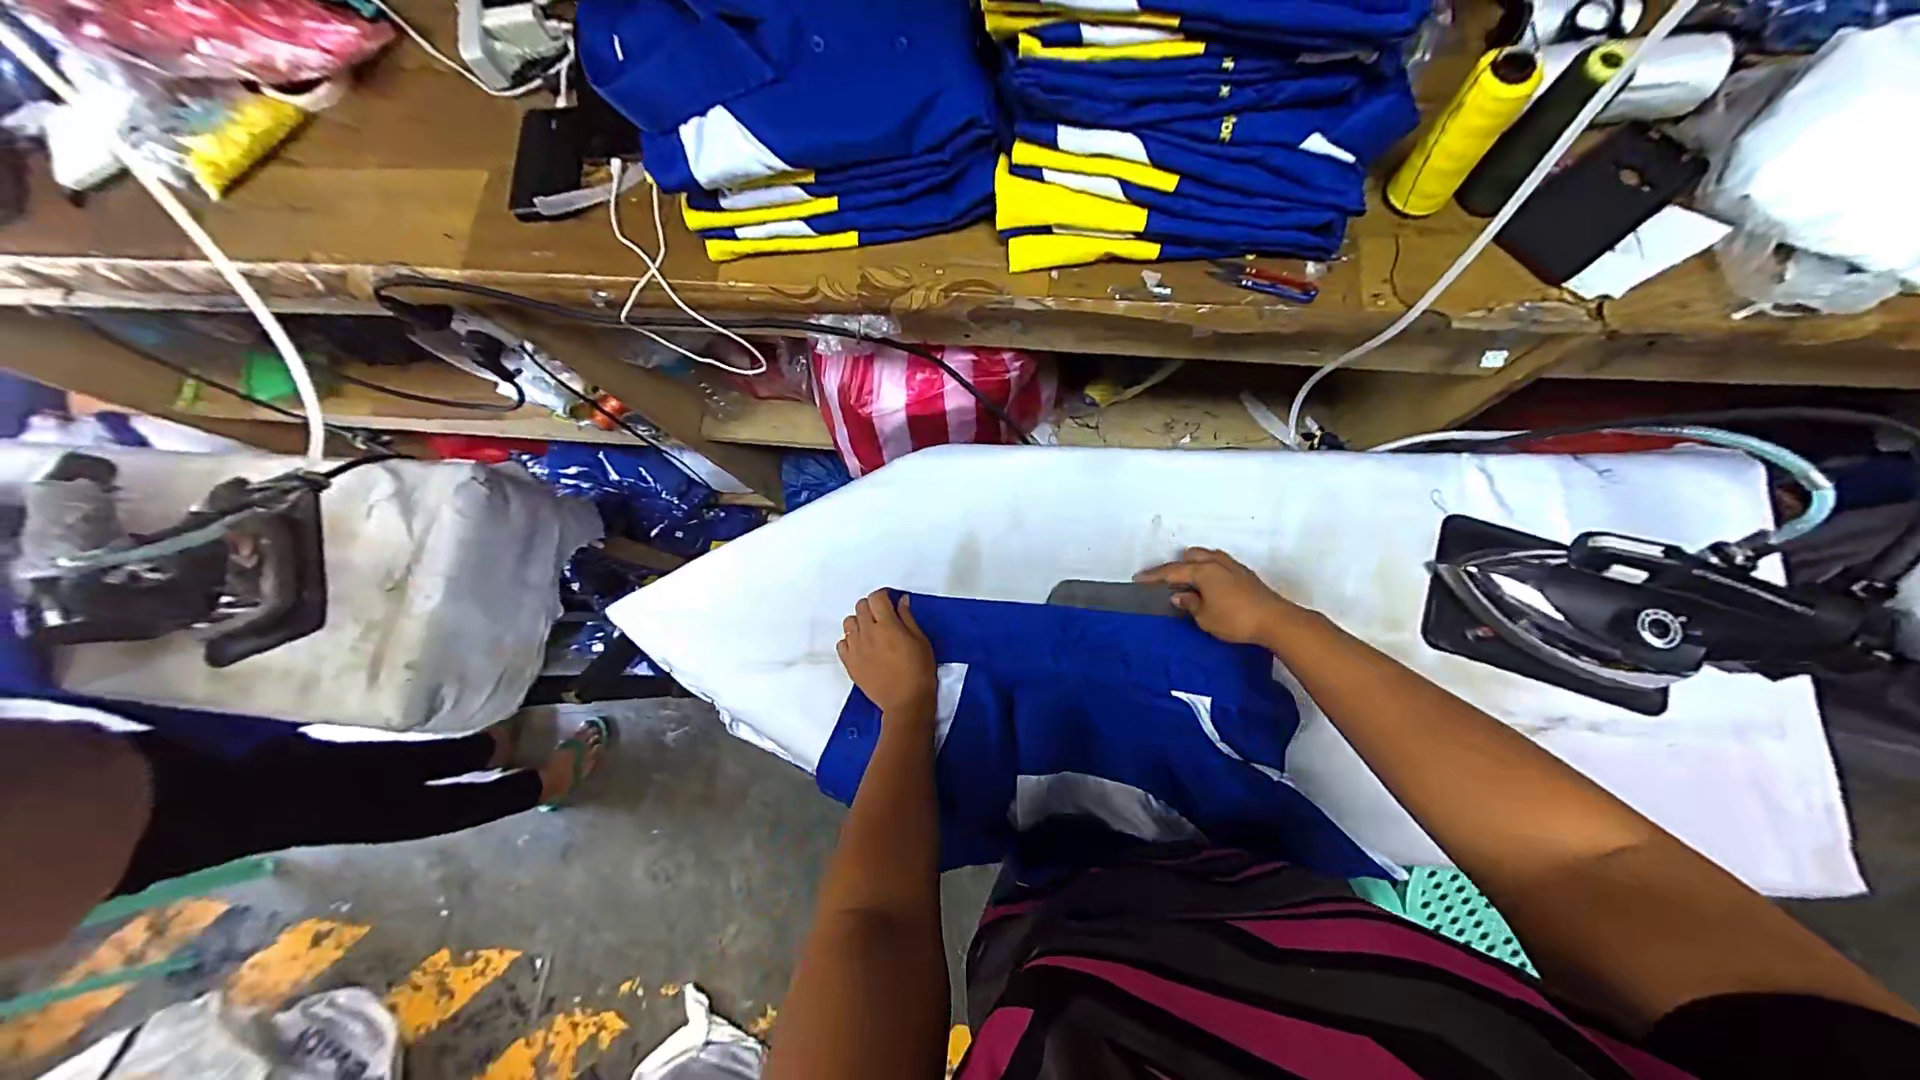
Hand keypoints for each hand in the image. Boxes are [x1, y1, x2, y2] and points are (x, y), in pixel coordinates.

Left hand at [838, 590, 936, 716]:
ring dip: (860, 621)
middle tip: (883, 616)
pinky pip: (842, 643)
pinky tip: (862, 646)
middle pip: (861, 606)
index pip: (876, 598)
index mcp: (887, 626)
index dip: (883, 595)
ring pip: (849, 622)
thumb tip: (900, 600)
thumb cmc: (919, 671)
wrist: (906, 702)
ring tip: (871, 631)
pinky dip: (850, 640)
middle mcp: (867, 633)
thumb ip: (908, 618)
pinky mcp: (849, 663)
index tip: (890, 600)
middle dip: (872, 606)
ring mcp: (855, 649)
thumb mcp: (921, 640)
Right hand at [1134, 547, 1306, 646]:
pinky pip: (1220, 564)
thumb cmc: (1235, 620)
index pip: (1171, 571)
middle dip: (1178, 566)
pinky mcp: (1245, 575)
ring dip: (1195, 565)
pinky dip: (1209, 570)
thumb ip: (1189, 603)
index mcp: (1203, 571)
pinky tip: (1210, 585)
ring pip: (1208, 557)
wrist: (1275, 621)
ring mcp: (1233, 567)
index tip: (1138, 578)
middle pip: (1191, 556)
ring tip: (1190, 582)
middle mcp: (1217, 563)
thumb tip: (1180, 595)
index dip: (1153, 576)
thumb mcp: (1205, 617)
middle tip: (1168, 582)